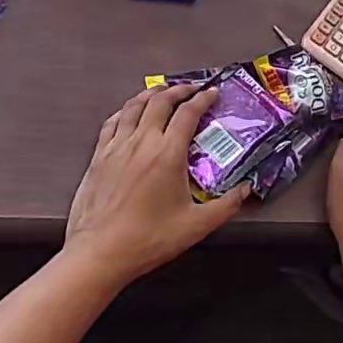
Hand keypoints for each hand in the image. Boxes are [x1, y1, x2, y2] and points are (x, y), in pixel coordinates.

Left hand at [65, 84, 248, 286]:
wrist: (99, 253)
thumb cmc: (146, 240)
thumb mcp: (195, 226)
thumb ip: (225, 205)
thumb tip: (244, 191)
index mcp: (167, 154)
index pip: (188, 113)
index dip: (202, 99)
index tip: (211, 93)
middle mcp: (141, 143)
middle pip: (160, 101)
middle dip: (178, 90)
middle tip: (190, 89)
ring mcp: (116, 147)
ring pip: (134, 106)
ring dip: (151, 94)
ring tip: (161, 90)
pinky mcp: (99, 157)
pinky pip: (112, 122)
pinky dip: (125, 110)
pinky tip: (128, 112)